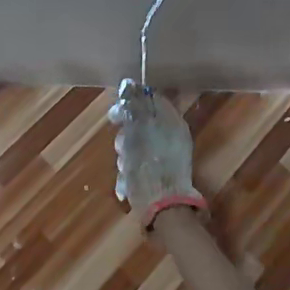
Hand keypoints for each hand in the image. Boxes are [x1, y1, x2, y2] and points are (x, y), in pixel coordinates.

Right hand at [107, 79, 200, 213]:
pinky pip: (141, 162)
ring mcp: (169, 155)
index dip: (131, 102)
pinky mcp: (162, 174)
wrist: (161, 205)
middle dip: (126, 133)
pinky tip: (127, 179)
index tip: (115, 114)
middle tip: (121, 145)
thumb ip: (135, 105)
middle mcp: (173, 135)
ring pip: (138, 144)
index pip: (152, 99)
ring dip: (126, 153)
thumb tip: (130, 83)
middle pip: (142, 122)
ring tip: (124, 166)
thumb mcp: (137, 129)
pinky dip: (132, 169)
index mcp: (172, 121)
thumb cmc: (147, 164)